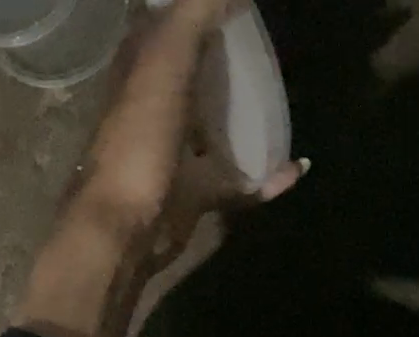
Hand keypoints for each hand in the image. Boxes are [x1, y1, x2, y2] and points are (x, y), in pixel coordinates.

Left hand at [74, 0, 302, 262]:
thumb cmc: (137, 143)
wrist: (123, 231)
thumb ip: (193, 14)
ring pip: (211, 132)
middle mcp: (152, 114)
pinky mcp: (191, 201)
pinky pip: (236, 186)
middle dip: (220, 62)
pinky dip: (266, 180)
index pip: (159, 29)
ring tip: (281, 100)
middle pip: (188, 78)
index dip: (187, 12)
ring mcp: (172, 160)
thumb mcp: (165, 60)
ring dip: (244, 120)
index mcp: (137, 76)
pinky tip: (295, 168)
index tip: (229, 6)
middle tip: (261, 47)